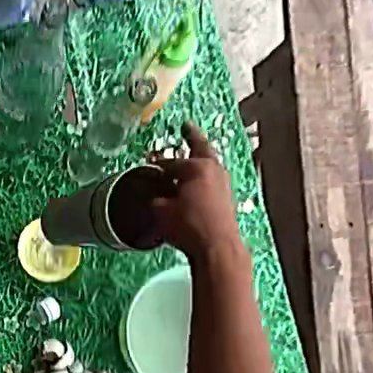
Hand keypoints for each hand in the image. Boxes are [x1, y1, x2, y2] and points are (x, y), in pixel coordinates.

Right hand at [149, 122, 244, 266]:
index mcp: (196, 167)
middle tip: (186, 126)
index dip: (155, 164)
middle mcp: (213, 169)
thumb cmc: (188, 225)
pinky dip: (202, 175)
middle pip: (200, 148)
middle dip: (192, 137)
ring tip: (191, 153)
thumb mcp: (160, 211)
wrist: (216, 246)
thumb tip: (156, 196)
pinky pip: (211, 178)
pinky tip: (194, 180)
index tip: (146, 164)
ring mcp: (223, 182)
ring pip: (208, 163)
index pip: (169, 162)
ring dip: (199, 157)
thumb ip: (155, 198)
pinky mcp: (226, 196)